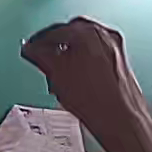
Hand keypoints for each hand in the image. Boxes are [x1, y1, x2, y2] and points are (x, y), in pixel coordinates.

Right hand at [21, 18, 151, 151]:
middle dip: (55, 46)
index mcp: (88, 32)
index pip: (54, 30)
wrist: (120, 120)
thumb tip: (30, 49)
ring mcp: (115, 49)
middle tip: (42, 56)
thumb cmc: (96, 100)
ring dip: (69, 55)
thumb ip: (39, 56)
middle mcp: (105, 36)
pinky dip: (82, 63)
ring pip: (84, 45)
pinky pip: (95, 56)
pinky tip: (75, 80)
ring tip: (57, 73)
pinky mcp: (119, 63)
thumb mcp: (55, 74)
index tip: (30, 49)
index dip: (37, 42)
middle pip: (71, 34)